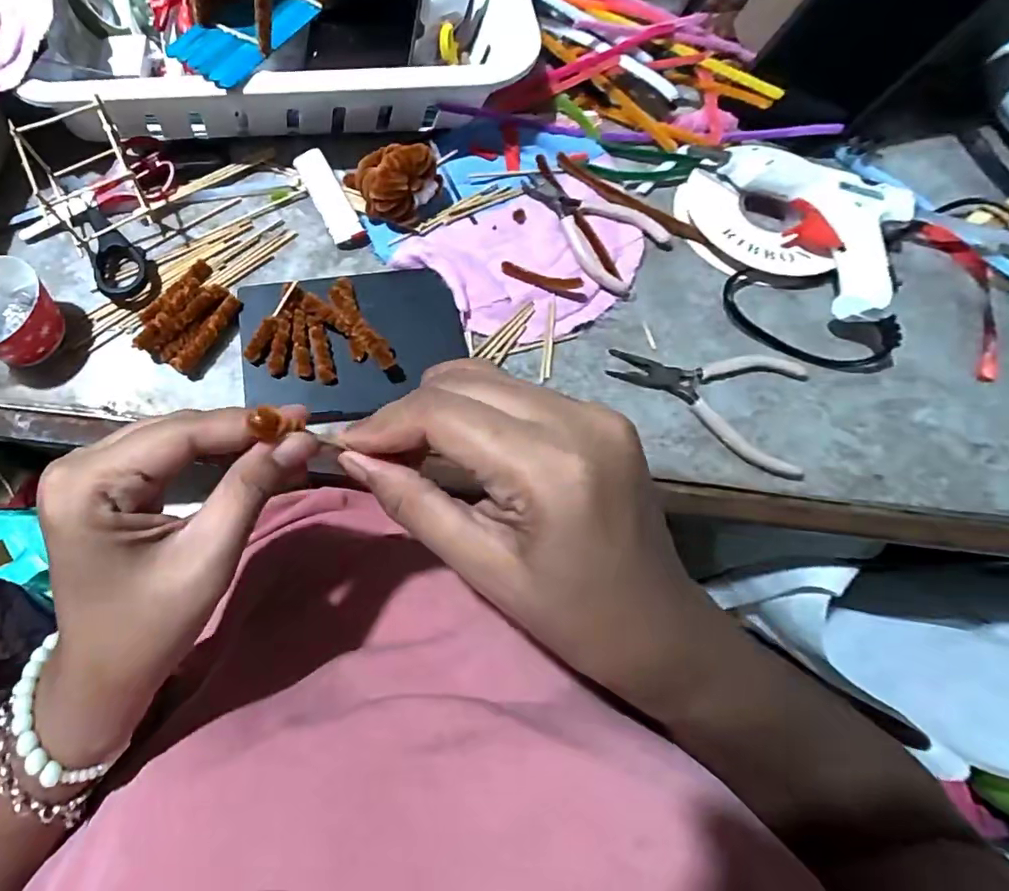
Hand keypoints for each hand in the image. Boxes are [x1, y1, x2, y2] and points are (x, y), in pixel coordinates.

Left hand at [32, 408, 319, 769]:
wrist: (103, 677)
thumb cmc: (150, 629)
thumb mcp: (206, 559)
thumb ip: (249, 490)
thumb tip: (299, 442)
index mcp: (87, 483)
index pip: (178, 434)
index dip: (243, 423)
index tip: (300, 418)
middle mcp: (76, 465)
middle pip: (173, 430)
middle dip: (237, 431)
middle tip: (296, 430)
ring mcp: (83, 472)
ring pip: (169, 438)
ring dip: (225, 440)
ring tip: (278, 440)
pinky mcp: (97, 483)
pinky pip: (159, 456)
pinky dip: (204, 456)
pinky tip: (242, 453)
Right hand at [335, 361, 713, 696]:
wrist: (663, 630)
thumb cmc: (571, 618)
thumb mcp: (482, 568)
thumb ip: (413, 504)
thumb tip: (354, 458)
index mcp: (550, 464)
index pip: (443, 412)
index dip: (384, 423)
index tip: (345, 446)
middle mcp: (577, 416)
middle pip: (461, 380)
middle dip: (407, 412)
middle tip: (376, 454)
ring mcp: (593, 409)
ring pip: (484, 377)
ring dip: (438, 407)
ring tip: (413, 450)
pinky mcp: (597, 413)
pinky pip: (513, 392)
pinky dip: (472, 410)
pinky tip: (460, 447)